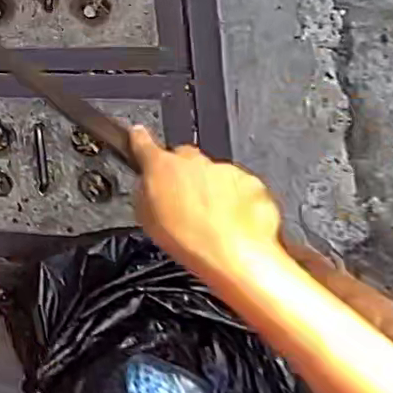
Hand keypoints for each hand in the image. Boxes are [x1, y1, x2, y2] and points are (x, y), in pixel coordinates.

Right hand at [130, 125, 283, 282]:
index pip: (142, 141)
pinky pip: (240, 186)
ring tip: (212, 217)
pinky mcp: (254, 184)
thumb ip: (144, 190)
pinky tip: (232, 220)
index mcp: (160, 165)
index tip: (138, 134)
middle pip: (184, 157)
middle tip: (183, 199)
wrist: (237, 258)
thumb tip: (148, 185)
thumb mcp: (145, 215)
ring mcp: (225, 171)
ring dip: (211, 187)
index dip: (138, 137)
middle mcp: (193, 162)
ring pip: (213, 173)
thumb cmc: (189, 239)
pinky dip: (237, 198)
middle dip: (183, 172)